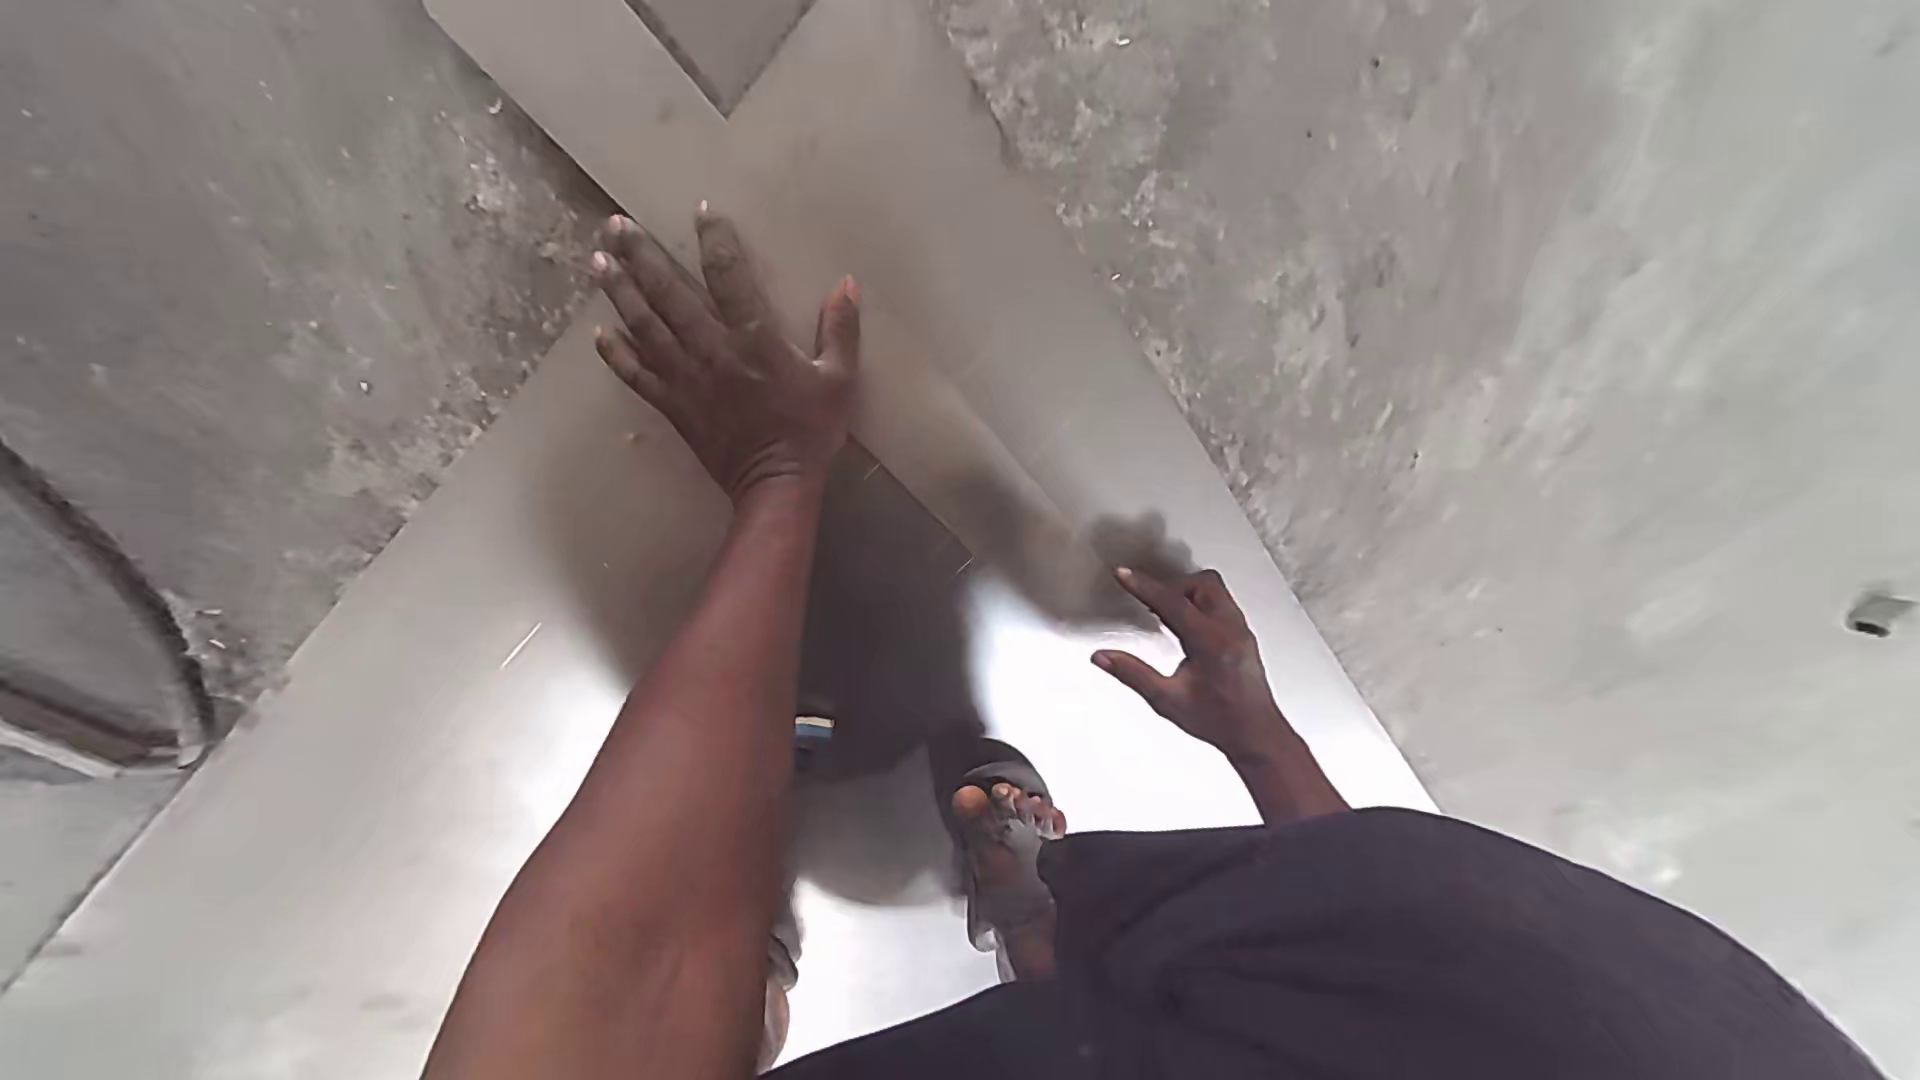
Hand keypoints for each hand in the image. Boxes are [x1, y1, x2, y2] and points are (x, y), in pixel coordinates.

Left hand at [590, 209, 859, 504]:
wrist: (777, 482)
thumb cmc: (810, 431)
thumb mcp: (839, 380)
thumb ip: (841, 330)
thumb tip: (847, 284)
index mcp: (753, 339)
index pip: (728, 277)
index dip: (715, 241)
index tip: (702, 214)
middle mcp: (711, 350)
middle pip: (668, 294)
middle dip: (642, 256)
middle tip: (616, 223)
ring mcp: (686, 378)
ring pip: (645, 326)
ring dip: (619, 291)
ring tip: (598, 259)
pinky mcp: (673, 406)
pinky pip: (637, 376)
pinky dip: (617, 355)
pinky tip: (601, 334)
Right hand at [1093, 567, 1291, 763]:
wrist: (1255, 735)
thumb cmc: (1218, 720)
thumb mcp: (1166, 700)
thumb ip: (1132, 674)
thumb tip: (1104, 657)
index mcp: (1211, 644)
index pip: (1173, 602)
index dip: (1144, 586)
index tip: (1124, 575)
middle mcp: (1230, 631)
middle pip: (1199, 584)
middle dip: (1169, 586)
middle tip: (1147, 598)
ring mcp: (1240, 630)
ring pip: (1214, 588)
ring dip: (1186, 592)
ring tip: (1164, 607)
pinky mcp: (1243, 633)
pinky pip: (1221, 601)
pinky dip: (1199, 600)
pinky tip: (1185, 618)